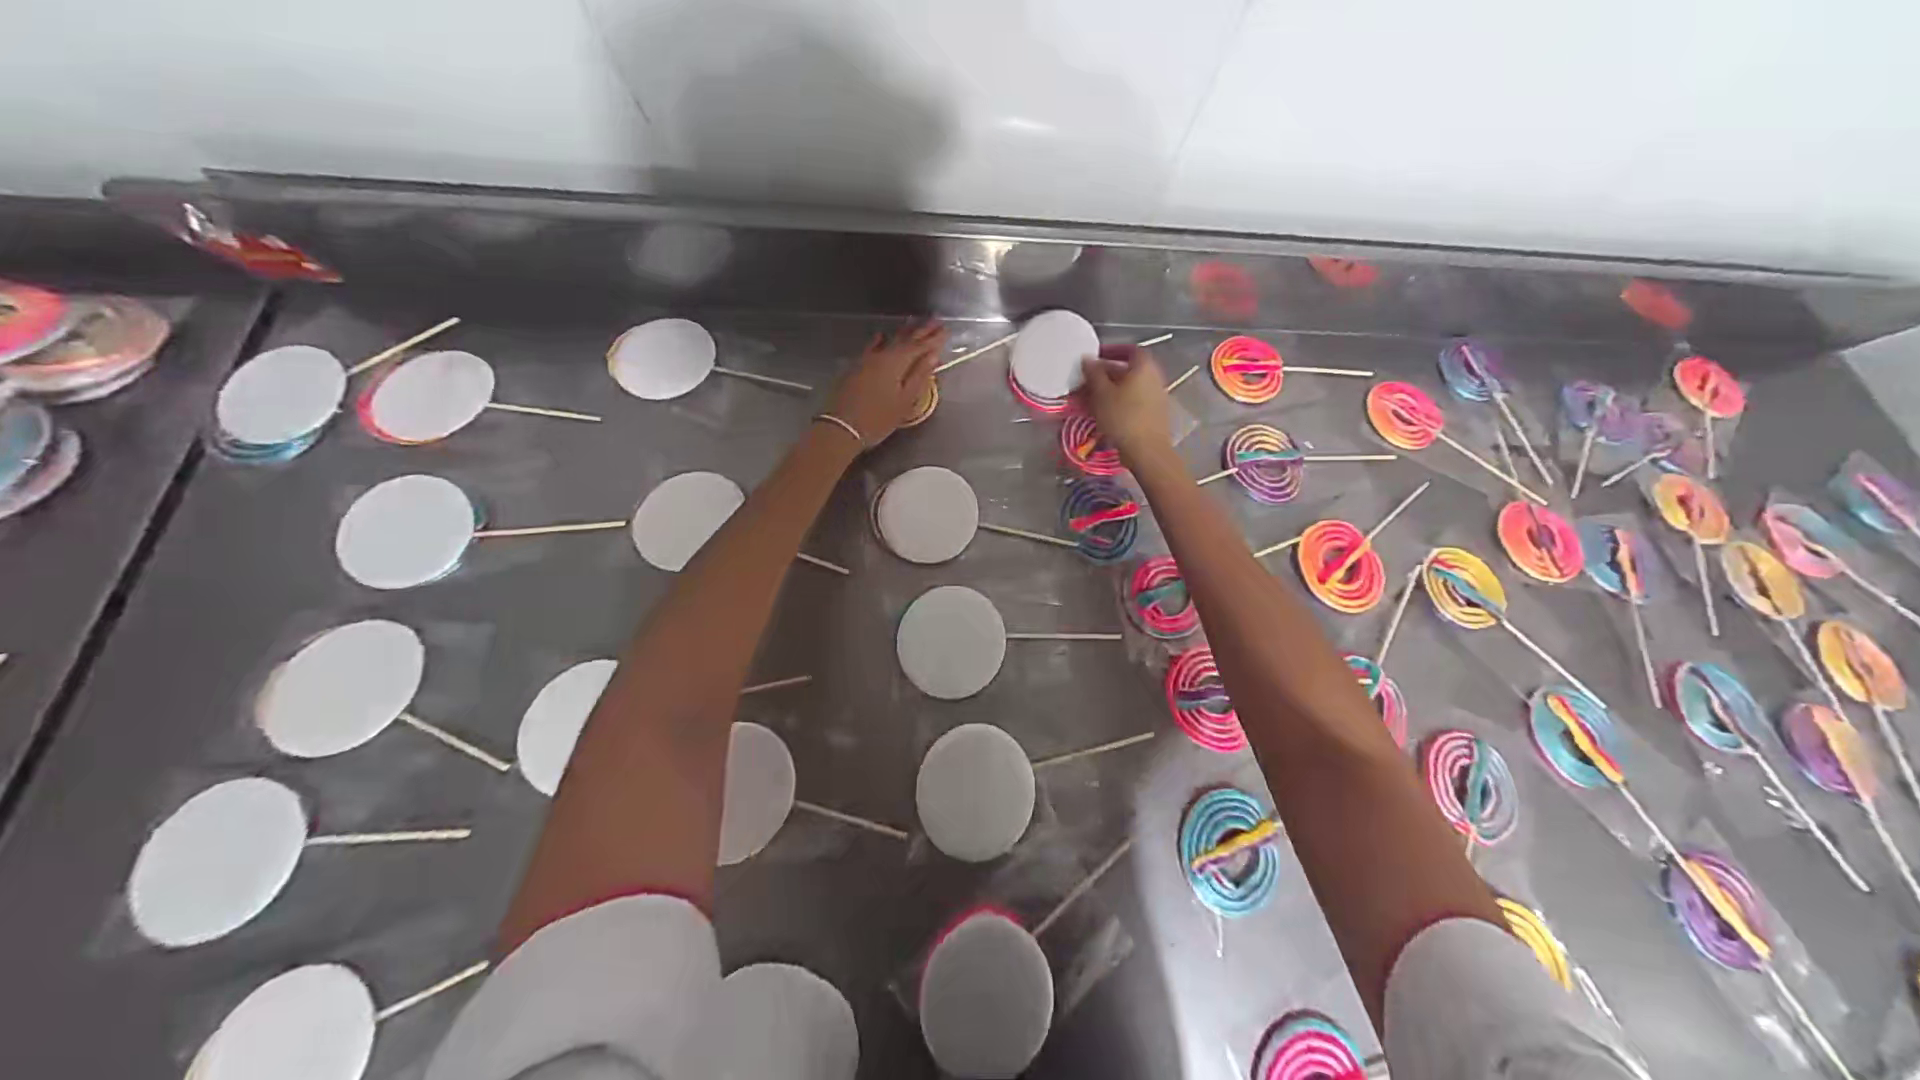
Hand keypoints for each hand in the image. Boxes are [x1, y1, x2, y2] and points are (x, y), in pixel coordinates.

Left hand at [826, 319, 945, 448]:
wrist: (841, 427)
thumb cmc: (878, 418)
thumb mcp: (904, 401)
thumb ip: (919, 376)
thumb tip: (933, 355)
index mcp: (897, 363)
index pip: (919, 346)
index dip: (934, 339)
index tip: (946, 330)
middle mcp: (882, 355)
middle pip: (905, 340)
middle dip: (921, 331)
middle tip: (935, 321)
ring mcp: (867, 359)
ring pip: (890, 341)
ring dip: (904, 332)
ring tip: (915, 323)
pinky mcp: (857, 367)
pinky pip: (872, 347)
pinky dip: (880, 340)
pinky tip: (881, 335)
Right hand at [1081, 345, 1173, 466]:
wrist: (1146, 450)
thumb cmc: (1122, 417)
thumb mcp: (1101, 393)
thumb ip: (1093, 373)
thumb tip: (1088, 358)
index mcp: (1144, 366)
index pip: (1129, 349)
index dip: (1112, 350)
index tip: (1096, 357)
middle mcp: (1154, 377)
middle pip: (1129, 370)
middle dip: (1106, 374)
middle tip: (1087, 381)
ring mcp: (1157, 396)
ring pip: (1130, 387)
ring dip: (1111, 390)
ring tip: (1091, 399)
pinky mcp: (1154, 414)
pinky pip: (1134, 401)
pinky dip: (1119, 402)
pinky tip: (1104, 413)